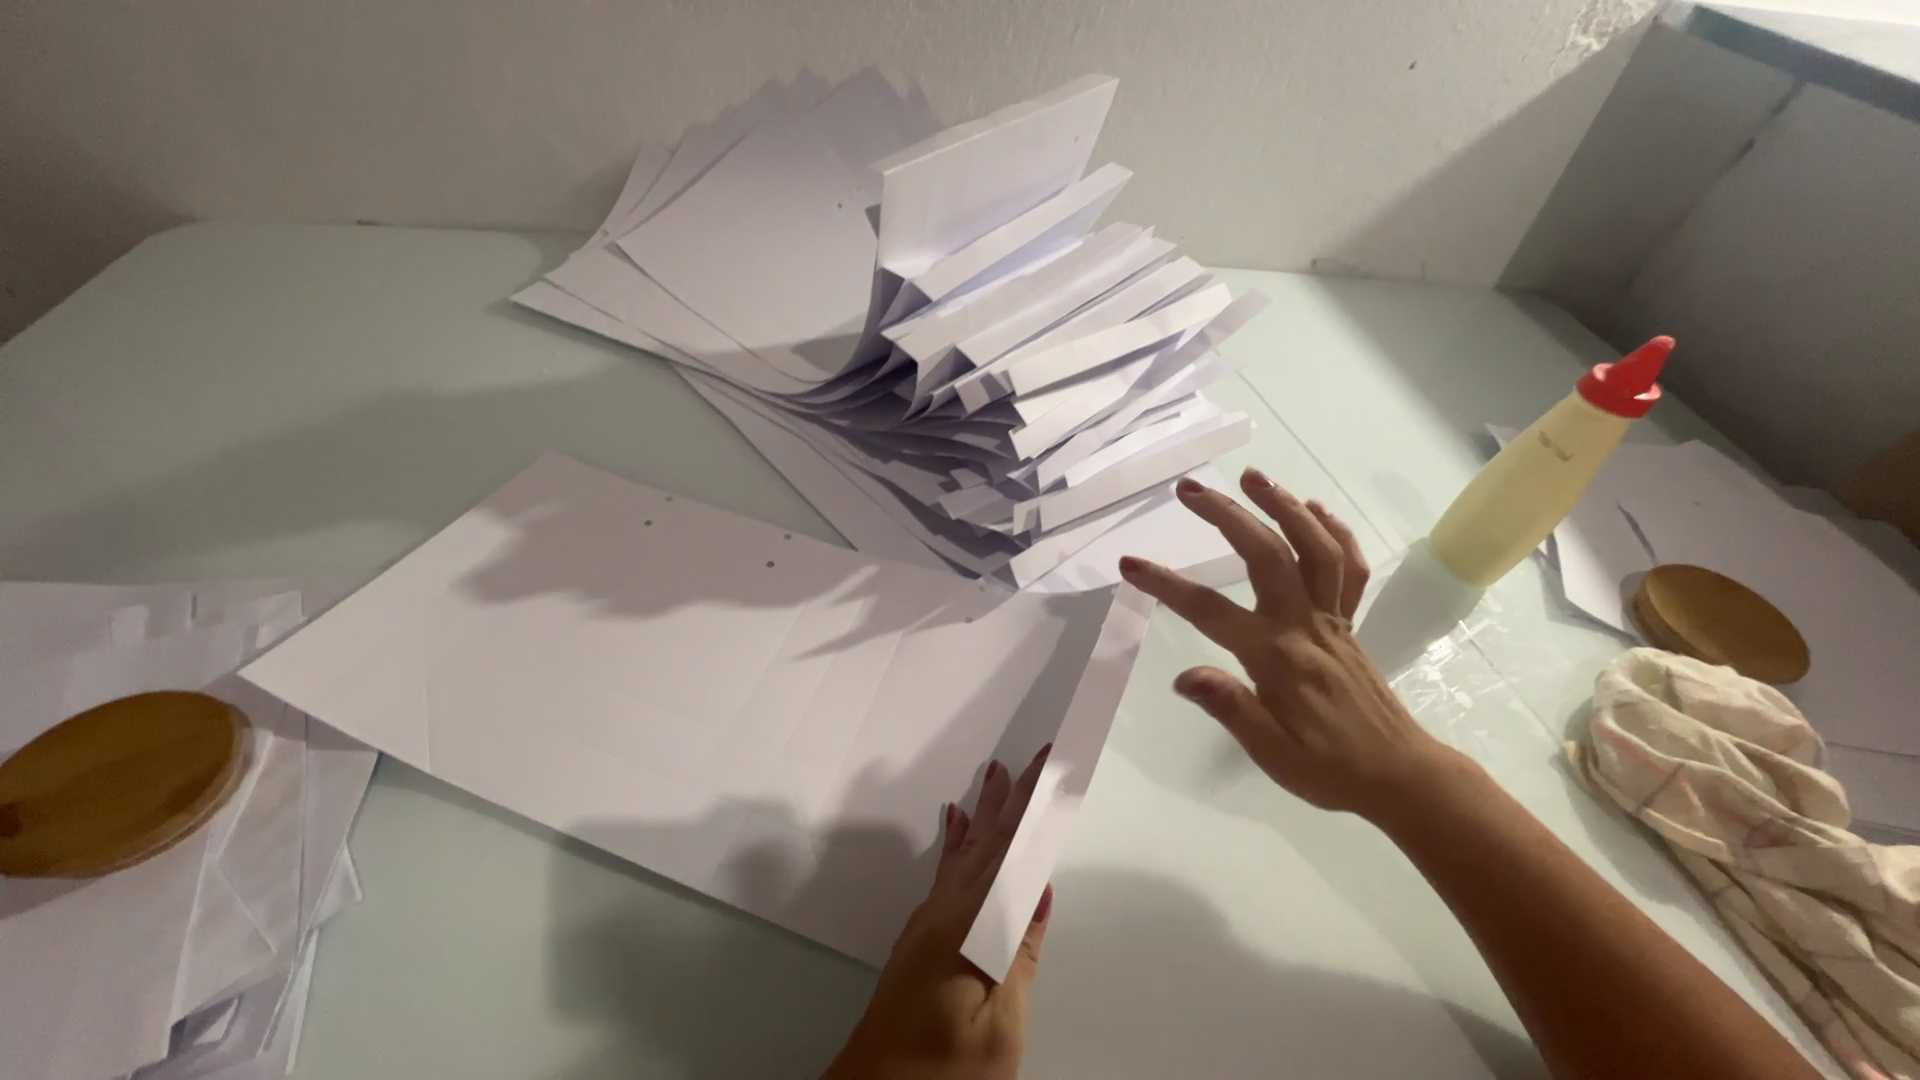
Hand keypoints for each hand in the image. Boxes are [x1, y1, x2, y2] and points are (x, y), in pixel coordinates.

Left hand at [823, 748, 1053, 1079]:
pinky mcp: (922, 935)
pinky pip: (946, 872)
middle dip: (1009, 800)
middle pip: (986, 845)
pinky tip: (955, 824)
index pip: (1008, 854)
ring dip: (984, 813)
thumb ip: (1017, 954)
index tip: (1046, 771)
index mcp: (967, 927)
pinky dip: (955, 843)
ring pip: (964, 853)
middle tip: (1028, 758)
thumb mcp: (998, 1025)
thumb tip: (1037, 891)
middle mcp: (943, 912)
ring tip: (994, 775)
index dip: (1029, 810)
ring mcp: (928, 921)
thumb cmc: (943, 1067)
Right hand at [1118, 470, 1469, 821]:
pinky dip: (1333, 533)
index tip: (1130, 563)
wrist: (1400, 776)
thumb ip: (1230, 708)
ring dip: (1283, 506)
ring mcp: (1332, 619)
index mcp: (1276, 657)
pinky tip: (1313, 509)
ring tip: (1252, 477)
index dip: (1167, 585)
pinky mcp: (1349, 623)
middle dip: (1228, 516)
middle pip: (1268, 555)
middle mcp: (1305, 626)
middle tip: (1190, 489)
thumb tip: (1184, 676)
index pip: (1211, 612)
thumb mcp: (1271, 752)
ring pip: (1314, 549)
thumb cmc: (1327, 768)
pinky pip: (1348, 568)